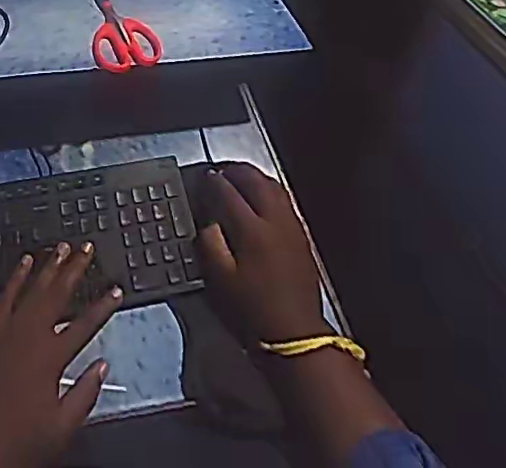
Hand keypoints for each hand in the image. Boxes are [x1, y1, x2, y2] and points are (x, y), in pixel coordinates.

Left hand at [0, 242, 122, 467]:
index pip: (85, 325)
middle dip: (75, 269)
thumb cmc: (16, 443)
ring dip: (48, 265)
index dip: (103, 306)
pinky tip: (23, 261)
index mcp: (50, 358)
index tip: (116, 290)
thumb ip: (85, 394)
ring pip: (31, 287)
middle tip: (86, 248)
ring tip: (62, 246)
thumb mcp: (61, 427)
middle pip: (57, 294)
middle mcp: (28, 335)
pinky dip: (15, 276)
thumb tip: (102, 366)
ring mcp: (4, 329)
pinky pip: (3, 294)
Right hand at [195, 163, 327, 343]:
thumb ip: (209, 242)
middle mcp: (275, 221)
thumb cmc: (252, 308)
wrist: (295, 334)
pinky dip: (268, 189)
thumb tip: (206, 220)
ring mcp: (292, 227)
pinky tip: (259, 196)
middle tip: (220, 170)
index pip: (228, 192)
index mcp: (252, 230)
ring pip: (273, 186)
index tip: (203, 179)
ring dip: (254, 177)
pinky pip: (284, 200)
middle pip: (255, 180)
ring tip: (238, 177)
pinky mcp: (301, 235)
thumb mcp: (219, 278)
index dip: (212, 182)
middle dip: (234, 170)